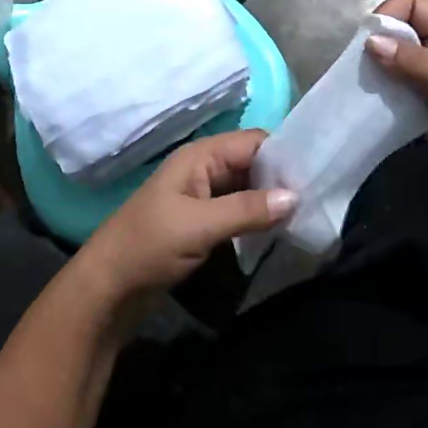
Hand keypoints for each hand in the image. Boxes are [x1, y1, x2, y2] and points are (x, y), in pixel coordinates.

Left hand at [75, 130, 296, 304]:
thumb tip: (296, 196)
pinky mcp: (202, 221)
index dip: (284, 154)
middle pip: (252, 163)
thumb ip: (246, 209)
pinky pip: (237, 210)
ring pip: (246, 188)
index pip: (253, 142)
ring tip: (307, 216)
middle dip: (282, 179)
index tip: (318, 175)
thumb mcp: (199, 225)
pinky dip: (257, 217)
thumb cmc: (148, 245)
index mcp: (199, 157)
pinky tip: (279, 231)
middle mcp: (203, 169)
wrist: (108, 285)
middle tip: (319, 199)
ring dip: (271, 200)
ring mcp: (202, 196)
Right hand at [367, 0, 427, 203]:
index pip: (413, 6)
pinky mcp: (426, 112)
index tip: (367, 46)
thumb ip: (418, 65)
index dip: (388, 17)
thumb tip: (371, 41)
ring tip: (359, 93)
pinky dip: (381, 100)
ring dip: (375, 77)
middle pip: (398, 35)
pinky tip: (368, 110)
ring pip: (392, 66)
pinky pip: (396, 96)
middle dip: (375, 49)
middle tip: (357, 73)